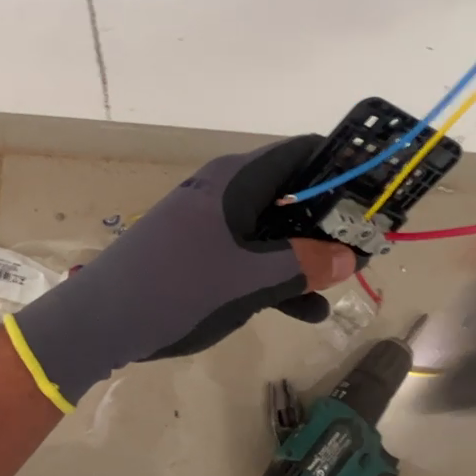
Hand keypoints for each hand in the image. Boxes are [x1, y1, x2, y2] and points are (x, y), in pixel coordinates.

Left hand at [9, 137, 356, 406]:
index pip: (301, 154)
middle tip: (366, 248)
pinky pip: (246, 257)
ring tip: (341, 287)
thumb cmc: (177, 288)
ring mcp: (207, 225)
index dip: (342, 169)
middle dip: (329, 223)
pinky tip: (303, 310)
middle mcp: (222, 193)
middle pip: (289, 195)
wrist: (100, 321)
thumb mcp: (248, 281)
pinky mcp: (195, 254)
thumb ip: (303, 265)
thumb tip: (351, 256)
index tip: (375, 193)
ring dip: (305, 258)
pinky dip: (274, 276)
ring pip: (270, 232)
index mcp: (234, 181)